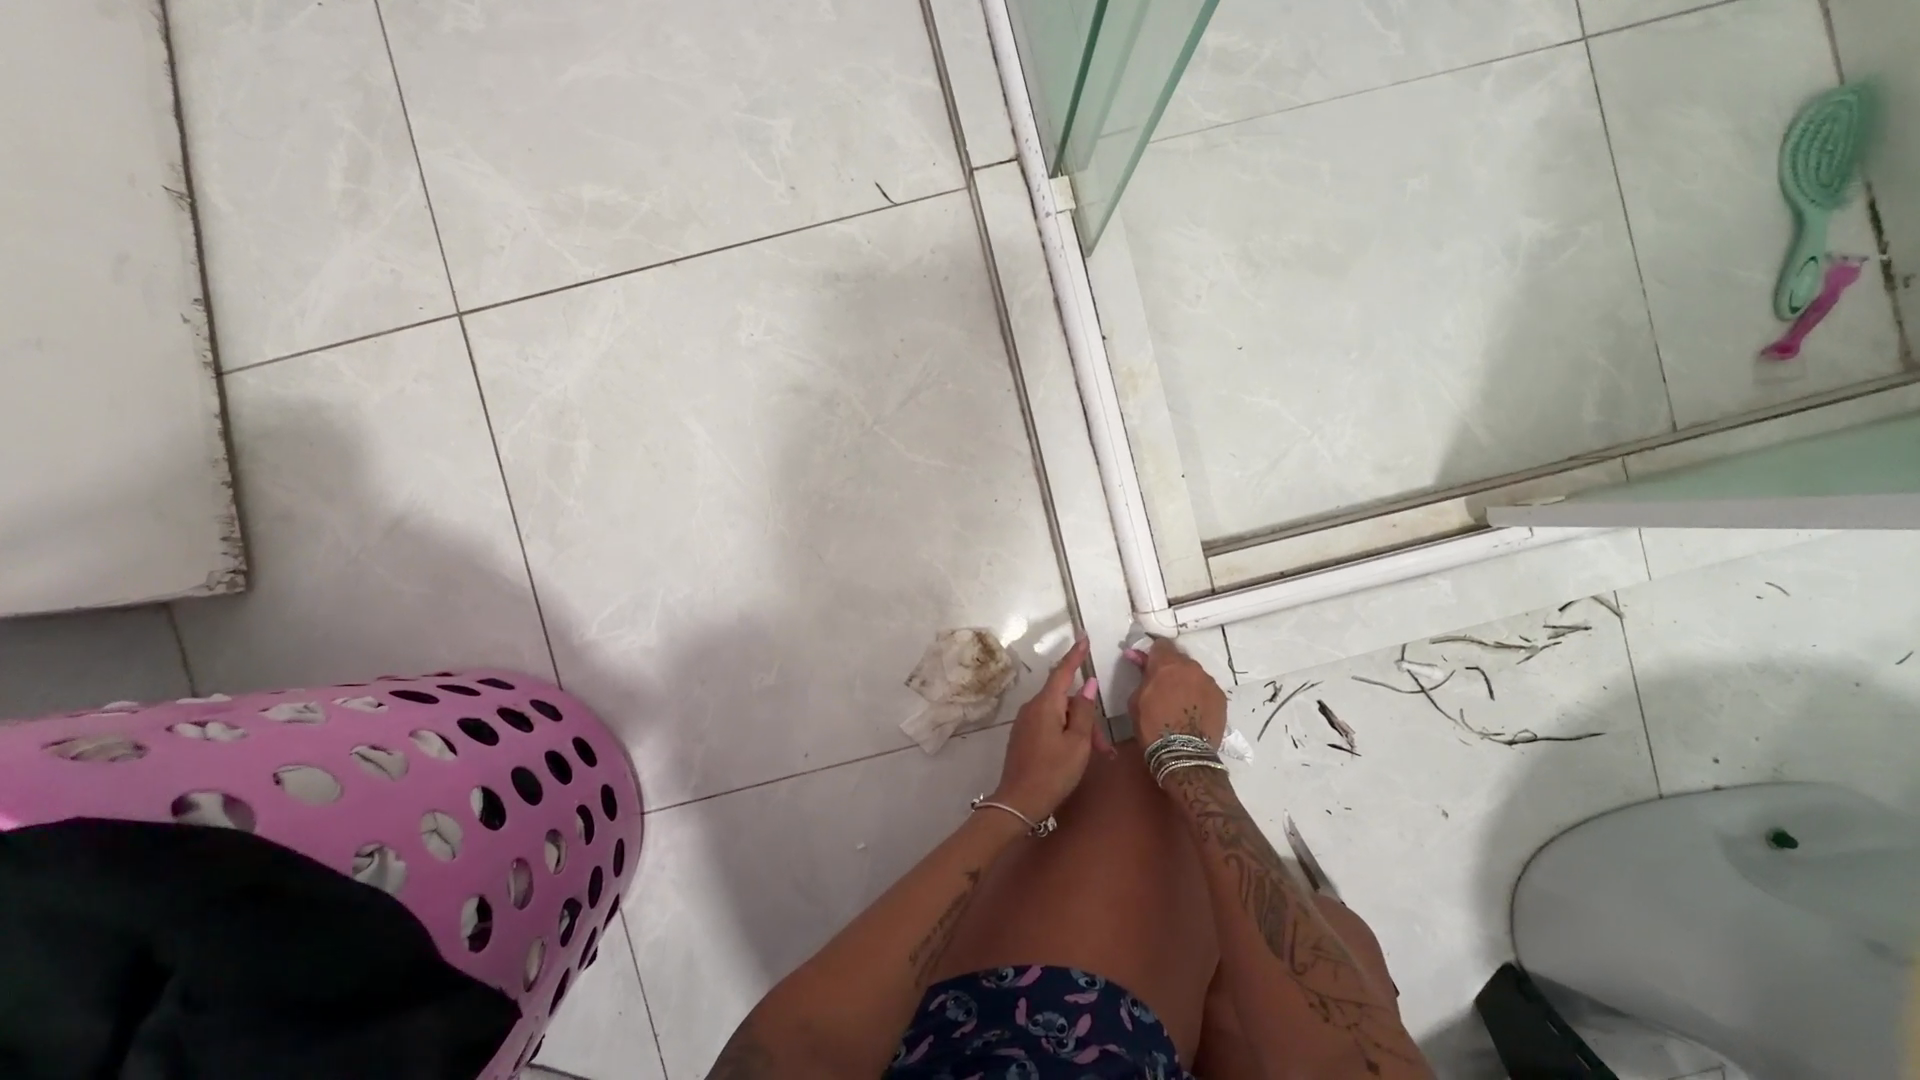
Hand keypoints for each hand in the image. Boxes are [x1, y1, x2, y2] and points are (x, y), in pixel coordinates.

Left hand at [990, 639, 1105, 822]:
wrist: (1018, 802)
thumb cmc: (1053, 771)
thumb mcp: (1077, 742)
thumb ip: (1083, 711)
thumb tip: (1087, 685)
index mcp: (1045, 704)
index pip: (1063, 671)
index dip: (1075, 655)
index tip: (1084, 637)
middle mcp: (1031, 708)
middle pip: (1065, 700)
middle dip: (1086, 718)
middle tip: (1103, 746)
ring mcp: (1025, 723)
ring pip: (1059, 716)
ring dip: (1079, 730)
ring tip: (1096, 755)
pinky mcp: (1023, 737)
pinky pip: (1050, 726)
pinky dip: (1067, 736)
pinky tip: (1077, 756)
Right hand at [1127, 638, 1226, 748]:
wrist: (1183, 753)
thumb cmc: (1152, 726)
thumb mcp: (1135, 699)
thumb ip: (1141, 676)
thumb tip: (1140, 661)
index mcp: (1167, 664)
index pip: (1161, 644)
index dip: (1153, 654)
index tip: (1148, 664)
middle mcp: (1191, 667)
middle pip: (1179, 659)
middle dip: (1171, 668)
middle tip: (1163, 686)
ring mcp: (1209, 682)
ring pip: (1195, 674)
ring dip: (1187, 682)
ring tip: (1180, 702)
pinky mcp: (1221, 698)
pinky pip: (1206, 689)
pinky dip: (1199, 696)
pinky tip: (1193, 711)